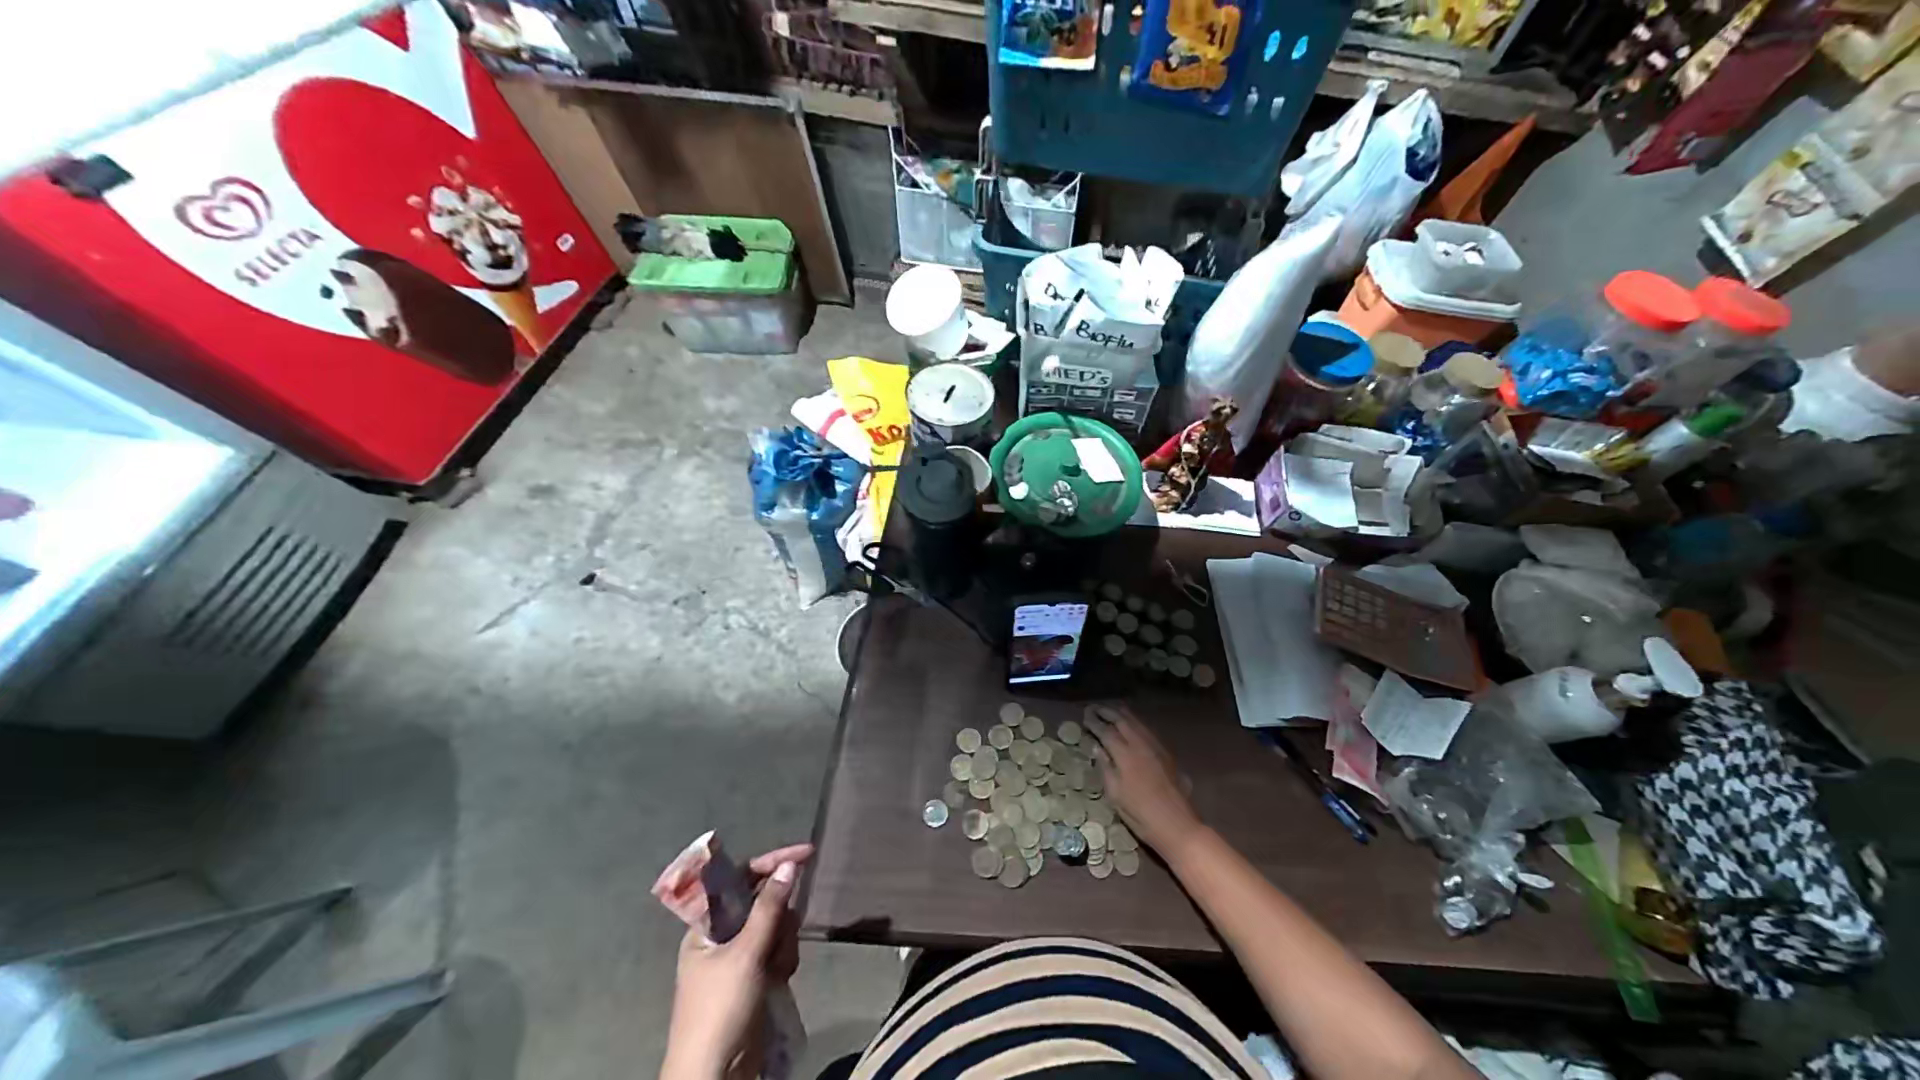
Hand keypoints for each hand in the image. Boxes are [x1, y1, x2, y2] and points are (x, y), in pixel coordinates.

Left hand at [661, 844, 812, 1079]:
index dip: (772, 863)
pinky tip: (779, 981)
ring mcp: (739, 959)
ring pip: (776, 928)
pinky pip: (779, 952)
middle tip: (776, 945)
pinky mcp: (755, 979)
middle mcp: (722, 936)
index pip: (741, 879)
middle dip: (779, 920)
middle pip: (765, 903)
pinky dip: (783, 963)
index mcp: (707, 925)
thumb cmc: (720, 1010)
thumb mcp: (746, 954)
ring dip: (782, 945)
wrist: (714, 1078)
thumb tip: (789, 865)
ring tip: (775, 971)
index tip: (806, 854)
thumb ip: (770, 908)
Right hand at [1086, 705, 1206, 857]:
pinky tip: (1132, 725)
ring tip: (1111, 710)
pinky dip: (1136, 723)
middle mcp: (1140, 745)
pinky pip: (1147, 730)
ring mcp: (1156, 748)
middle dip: (1107, 712)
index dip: (1094, 722)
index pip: (1106, 731)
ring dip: (1122, 714)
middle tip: (1094, 708)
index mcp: (1125, 754)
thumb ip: (1105, 767)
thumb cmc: (1140, 815)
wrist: (1177, 825)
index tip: (1084, 715)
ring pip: (1137, 723)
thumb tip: (1097, 748)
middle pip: (1122, 721)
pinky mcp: (1166, 754)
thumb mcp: (1115, 794)